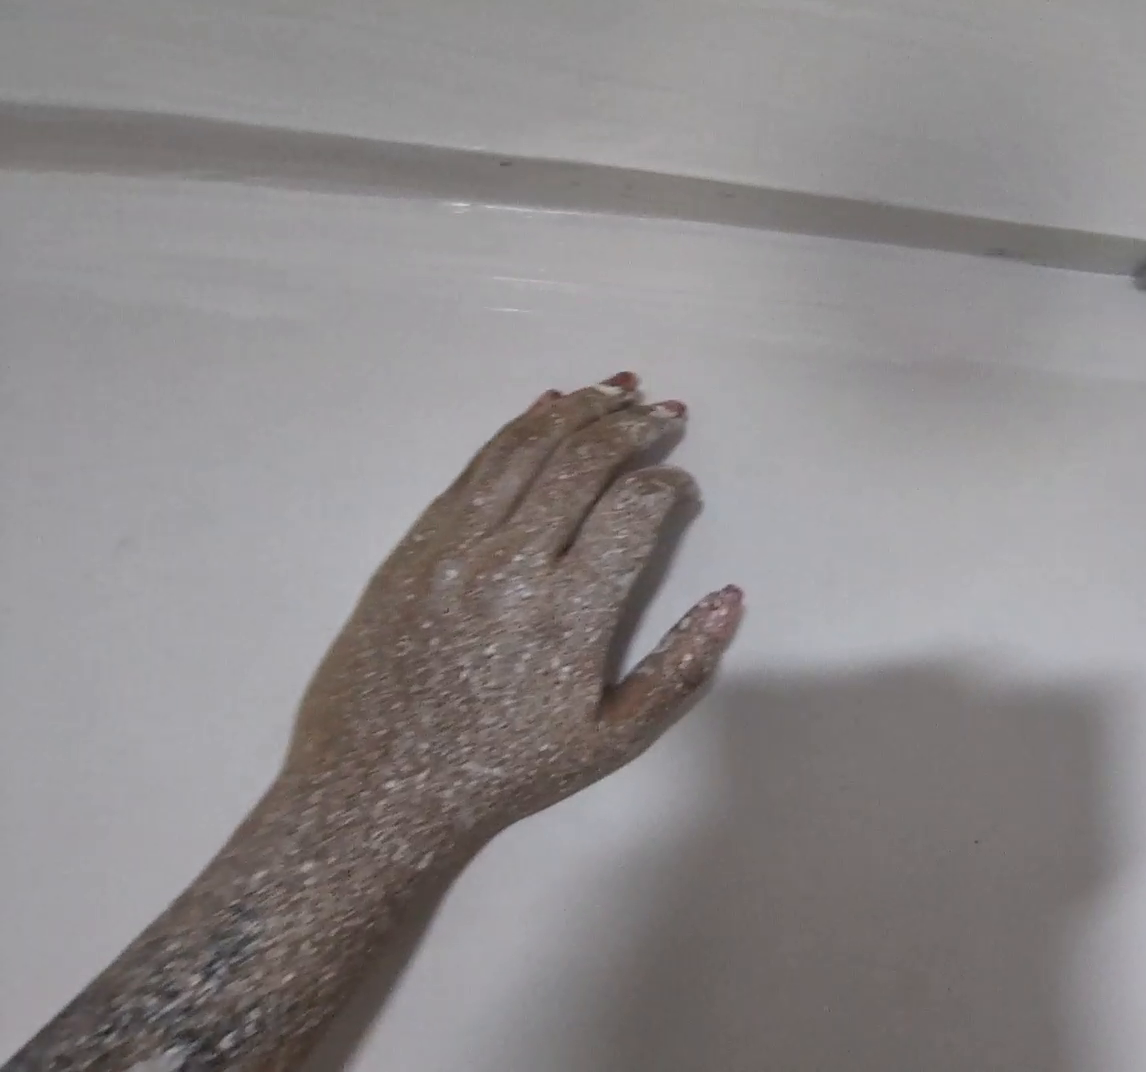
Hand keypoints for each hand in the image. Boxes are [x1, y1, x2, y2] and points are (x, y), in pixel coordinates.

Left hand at [283, 373, 741, 846]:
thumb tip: (732, 598)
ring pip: (525, 452)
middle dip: (633, 427)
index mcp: (570, 613)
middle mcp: (512, 565)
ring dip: (579, 410)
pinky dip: (516, 429)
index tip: (684, 488)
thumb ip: (682, 666)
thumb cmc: (509, 769)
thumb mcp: (616, 737)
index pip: (634, 510)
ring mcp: (454, 550)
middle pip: (582, 464)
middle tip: (666, 411)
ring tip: (617, 387)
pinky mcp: (413, 548)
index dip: (670, 484)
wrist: (373, 798)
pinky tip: (546, 407)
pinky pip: (472, 469)